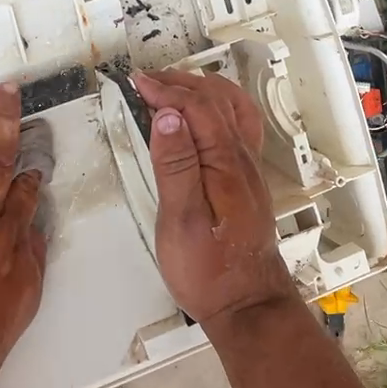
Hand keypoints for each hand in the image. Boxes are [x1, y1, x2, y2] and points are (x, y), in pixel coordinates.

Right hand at [132, 70, 294, 326]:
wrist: (247, 306)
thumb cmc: (209, 271)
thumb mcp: (181, 221)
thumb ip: (175, 166)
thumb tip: (166, 116)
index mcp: (226, 163)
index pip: (197, 108)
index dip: (166, 90)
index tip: (138, 83)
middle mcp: (243, 158)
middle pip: (215, 100)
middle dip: (178, 83)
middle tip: (145, 82)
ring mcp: (248, 167)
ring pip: (231, 107)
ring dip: (199, 89)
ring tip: (169, 87)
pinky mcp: (246, 178)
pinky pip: (237, 124)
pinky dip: (215, 105)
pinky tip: (201, 112)